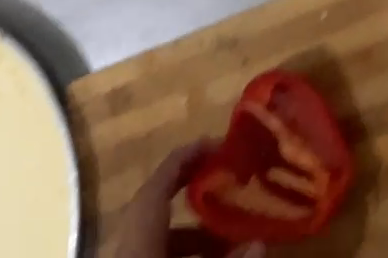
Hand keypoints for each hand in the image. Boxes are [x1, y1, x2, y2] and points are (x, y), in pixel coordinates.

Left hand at [110, 141, 264, 257]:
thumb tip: (262, 243)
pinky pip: (153, 252)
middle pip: (157, 205)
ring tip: (231, 230)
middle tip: (226, 174)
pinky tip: (212, 256)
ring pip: (158, 234)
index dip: (187, 156)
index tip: (218, 142)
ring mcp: (125, 254)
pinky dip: (181, 250)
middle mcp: (125, 241)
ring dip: (194, 229)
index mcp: (138, 232)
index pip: (159, 181)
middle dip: (193, 189)